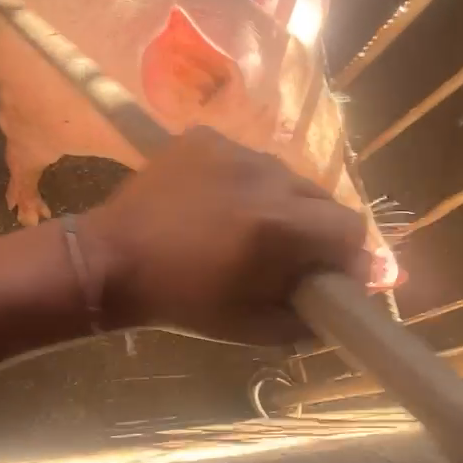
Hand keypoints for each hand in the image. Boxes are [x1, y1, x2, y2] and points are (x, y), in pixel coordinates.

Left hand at [82, 128, 368, 343]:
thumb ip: (312, 314)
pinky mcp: (202, 137)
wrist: (109, 260)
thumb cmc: (180, 300)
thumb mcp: (254, 325)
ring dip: (276, 201)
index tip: (329, 275)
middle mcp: (264, 175)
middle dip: (314, 229)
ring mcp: (231, 149)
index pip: (350, 229)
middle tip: (284, 254)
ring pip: (282, 176)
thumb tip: (352, 294)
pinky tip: (212, 203)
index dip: (347, 257)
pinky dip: (239, 180)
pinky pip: (242, 158)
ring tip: (241, 227)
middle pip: (320, 198)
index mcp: (280, 223)